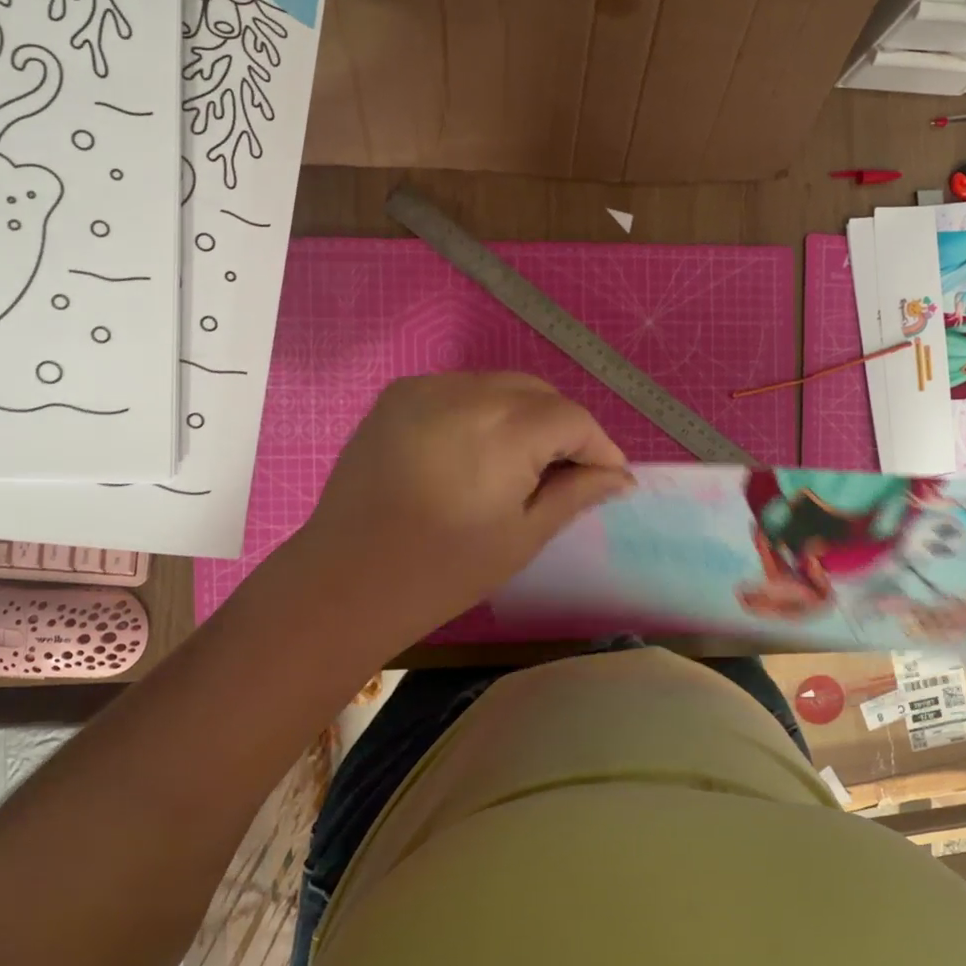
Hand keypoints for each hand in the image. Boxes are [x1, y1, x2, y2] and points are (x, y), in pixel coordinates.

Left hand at [291, 373, 632, 640]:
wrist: (346, 579)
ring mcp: (425, 388)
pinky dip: (480, 411)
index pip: (571, 418)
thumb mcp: (522, 537)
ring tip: (519, 466)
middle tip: (566, 475)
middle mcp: (466, 392)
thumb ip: (575, 494)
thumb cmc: (444, 571)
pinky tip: (474, 452)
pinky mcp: (396, 396)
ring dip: (522, 416)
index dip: (597, 446)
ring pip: (497, 387)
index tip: (607, 479)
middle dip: (562, 427)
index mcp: (504, 430)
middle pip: (537, 393)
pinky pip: (458, 390)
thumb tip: (619, 476)